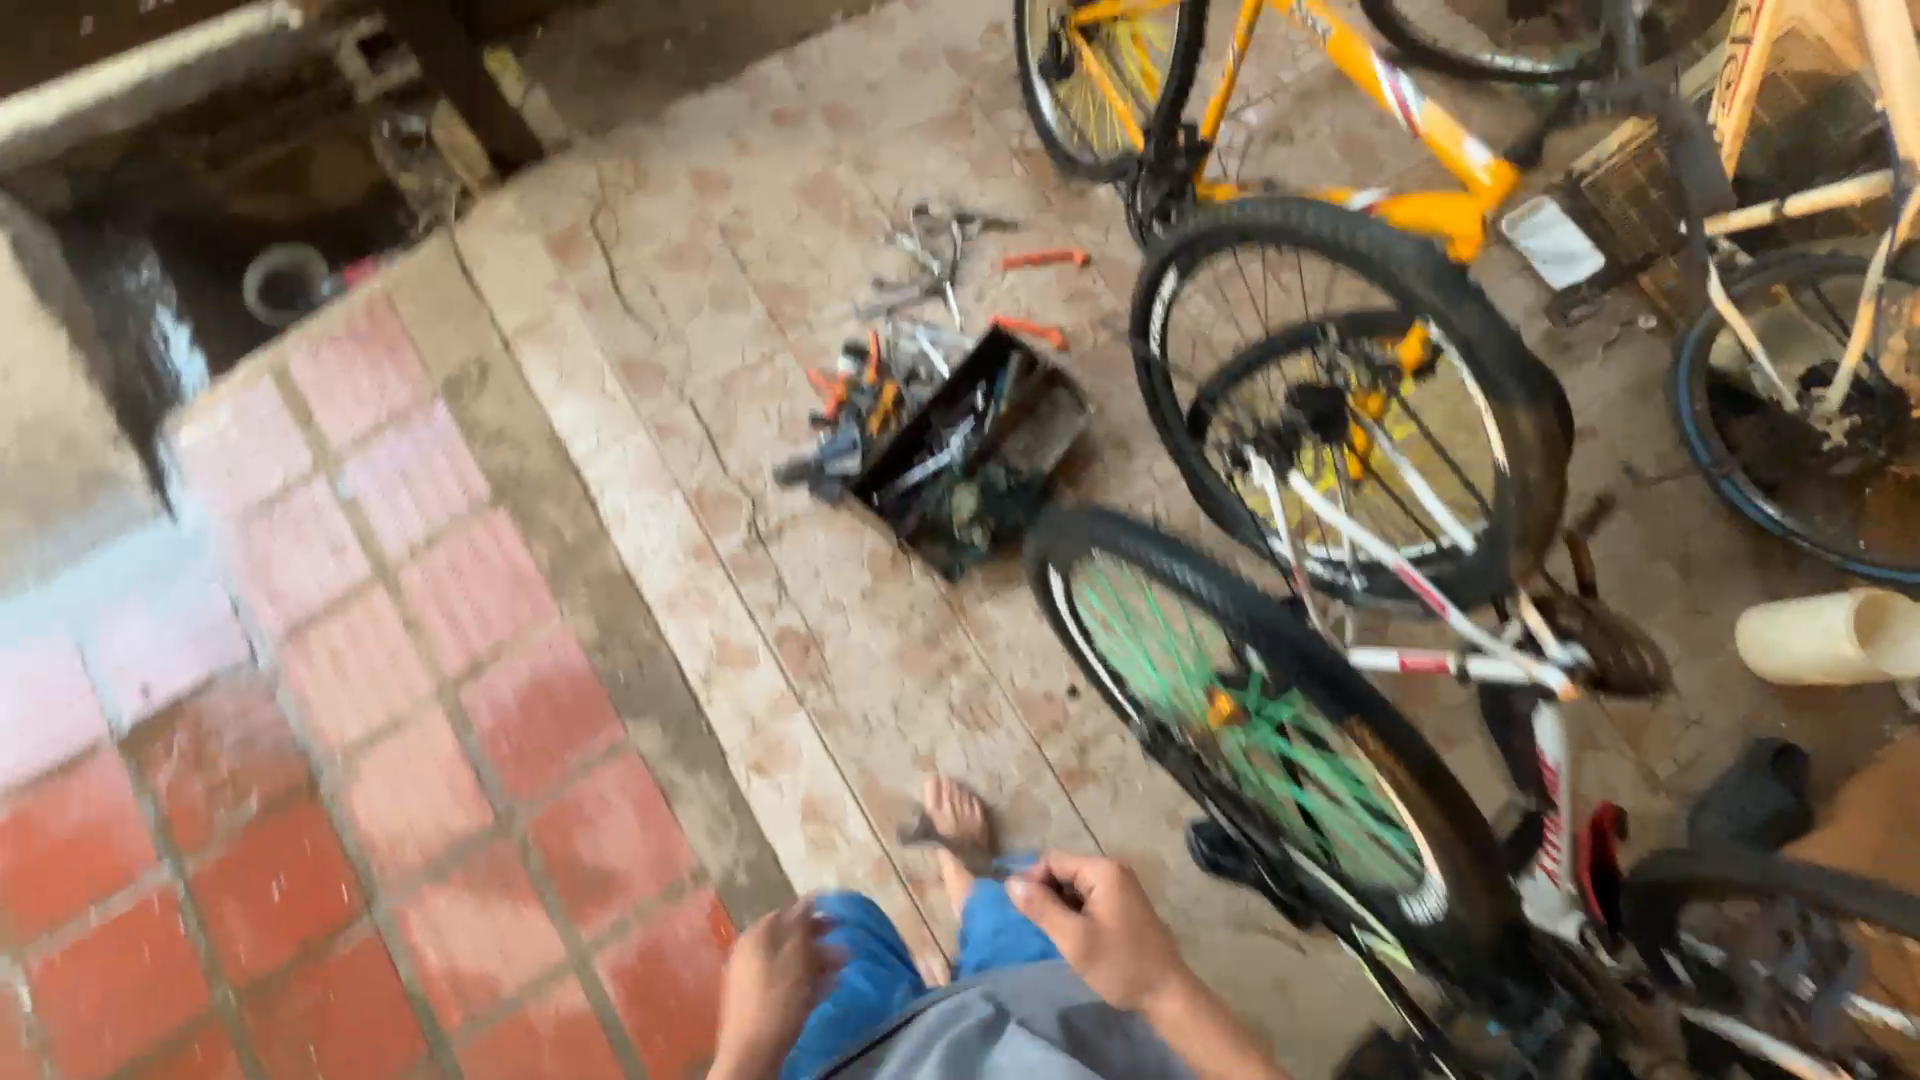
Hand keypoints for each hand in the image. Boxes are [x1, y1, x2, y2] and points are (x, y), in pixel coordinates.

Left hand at [713, 896, 843, 1076]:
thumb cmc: (778, 998)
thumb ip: (802, 924)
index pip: (787, 914)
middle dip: (819, 942)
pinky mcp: (757, 1003)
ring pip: (789, 962)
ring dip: (817, 962)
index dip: (813, 915)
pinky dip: (805, 982)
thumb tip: (808, 899)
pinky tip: (828, 988)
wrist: (752, 1054)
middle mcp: (750, 952)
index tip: (838, 921)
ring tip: (842, 968)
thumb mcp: (795, 955)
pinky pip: (785, 982)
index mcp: (756, 936)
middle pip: (789, 939)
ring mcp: (751, 979)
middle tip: (844, 949)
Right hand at [1007, 851, 1191, 1011]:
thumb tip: (1010, 882)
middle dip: (1048, 895)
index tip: (1025, 913)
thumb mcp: (1074, 939)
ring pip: (1075, 885)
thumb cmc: (1120, 965)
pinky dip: (1076, 911)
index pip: (1052, 860)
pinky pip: (1089, 897)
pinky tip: (1074, 936)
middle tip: (1041, 928)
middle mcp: (1112, 869)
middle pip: (1064, 870)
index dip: (1033, 881)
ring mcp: (1121, 885)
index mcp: (1102, 869)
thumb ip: (1041, 908)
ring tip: (1057, 934)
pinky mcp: (1123, 902)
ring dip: (1061, 905)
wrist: (1167, 995)